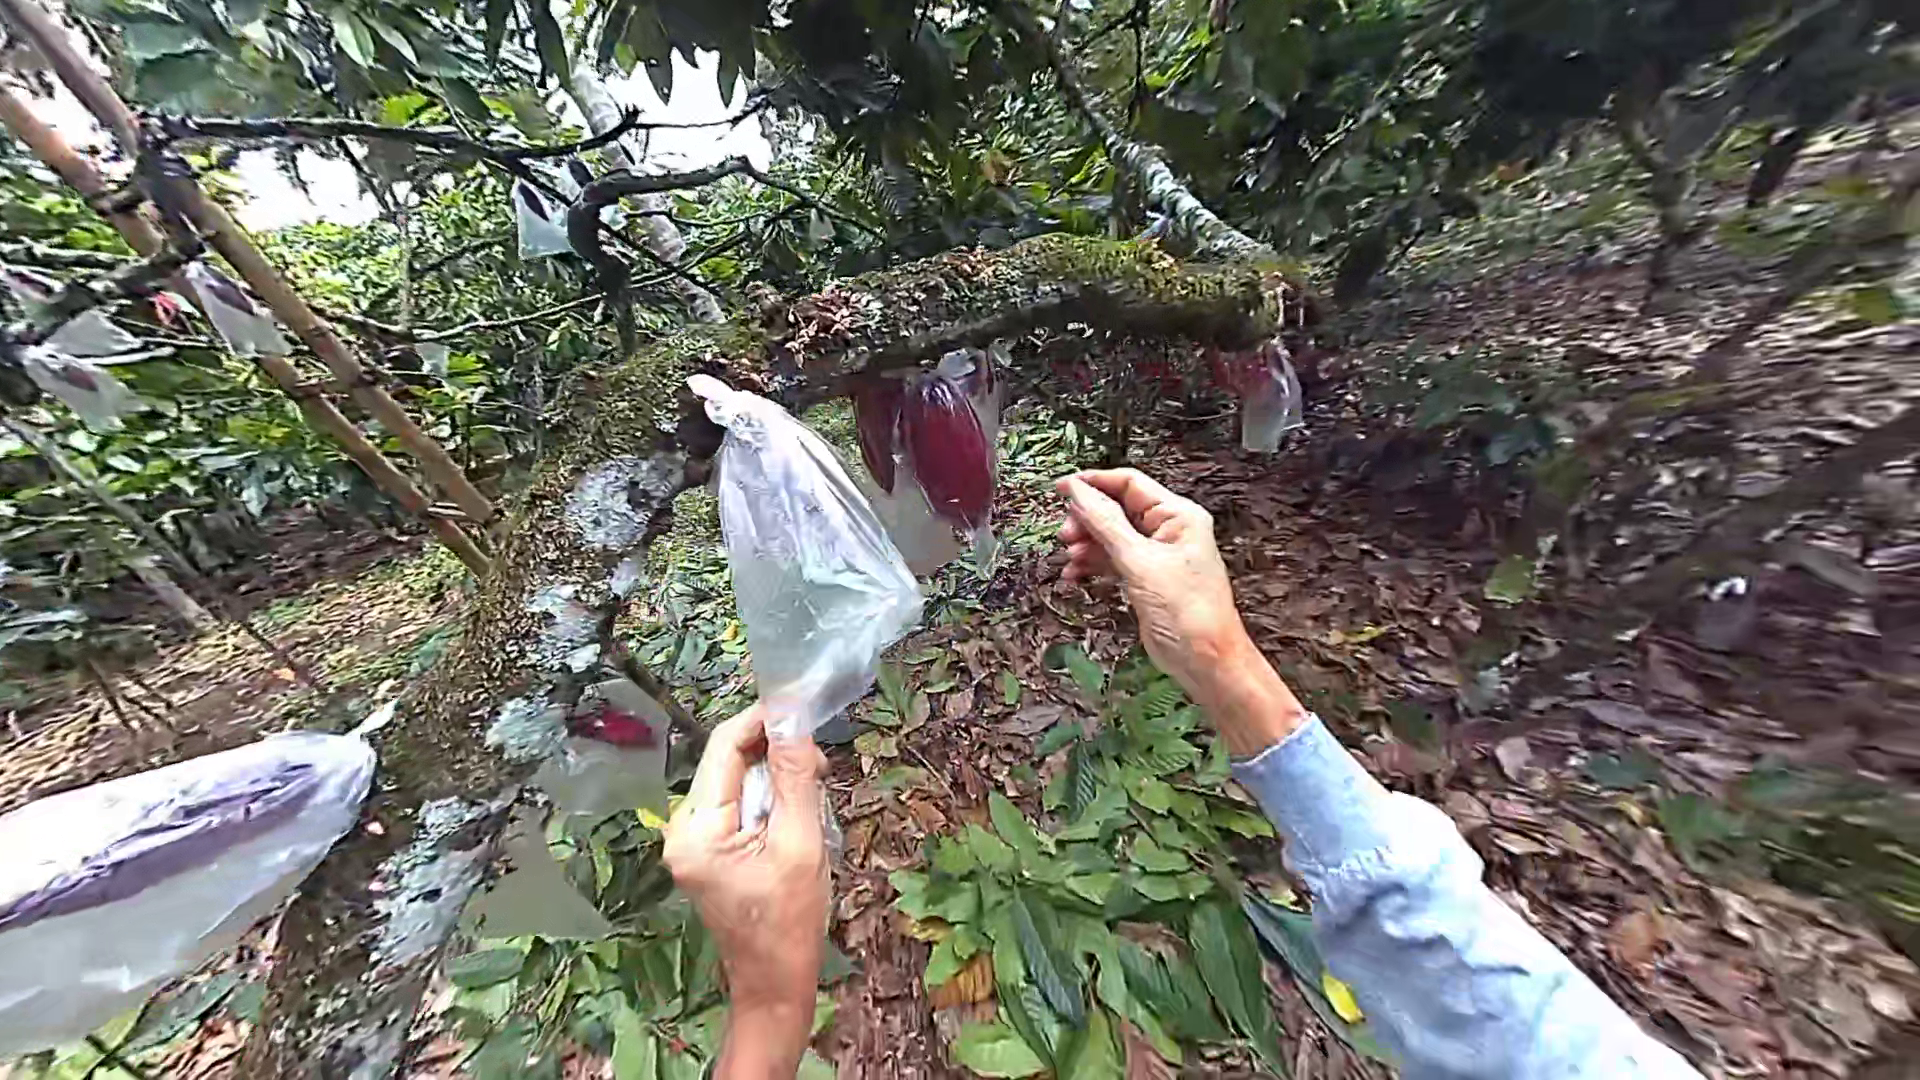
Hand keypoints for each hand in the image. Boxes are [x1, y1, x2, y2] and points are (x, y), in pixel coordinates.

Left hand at [663, 704, 827, 1077]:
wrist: (775, 980)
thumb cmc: (791, 918)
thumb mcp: (800, 840)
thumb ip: (796, 774)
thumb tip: (793, 716)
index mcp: (697, 828)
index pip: (725, 745)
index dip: (763, 717)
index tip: (802, 702)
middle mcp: (684, 826)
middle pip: (729, 757)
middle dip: (775, 745)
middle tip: (818, 756)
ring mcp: (693, 836)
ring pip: (737, 773)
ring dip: (777, 768)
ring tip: (815, 781)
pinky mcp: (708, 843)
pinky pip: (739, 795)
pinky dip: (770, 788)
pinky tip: (797, 799)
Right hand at [1056, 468, 1305, 754]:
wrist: (1205, 661)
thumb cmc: (1186, 611)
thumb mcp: (1139, 561)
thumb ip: (1105, 523)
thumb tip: (1077, 492)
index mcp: (1177, 516)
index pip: (1129, 483)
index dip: (1093, 483)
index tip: (1062, 488)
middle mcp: (1168, 530)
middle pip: (1116, 509)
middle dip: (1087, 519)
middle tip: (1065, 534)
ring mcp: (1156, 555)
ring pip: (1110, 536)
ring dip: (1087, 543)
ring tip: (1070, 557)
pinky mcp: (1145, 578)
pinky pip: (1112, 560)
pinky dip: (1093, 564)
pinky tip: (1075, 574)